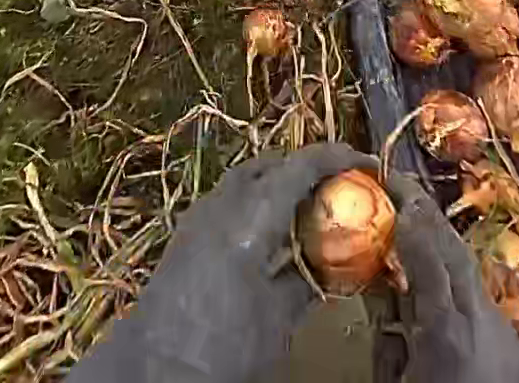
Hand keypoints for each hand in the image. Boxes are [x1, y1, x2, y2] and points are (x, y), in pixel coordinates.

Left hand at [66, 143, 372, 382]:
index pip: (299, 167)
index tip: (366, 161)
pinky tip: (275, 227)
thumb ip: (306, 282)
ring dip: (283, 180)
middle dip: (308, 164)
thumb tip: (335, 262)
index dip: (335, 157)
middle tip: (341, 180)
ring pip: (250, 177)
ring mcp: (203, 211)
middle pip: (272, 164)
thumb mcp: (276, 321)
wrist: (152, 367)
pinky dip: (260, 200)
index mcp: (250, 219)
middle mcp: (224, 202)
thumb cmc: (223, 347)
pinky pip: (233, 197)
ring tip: (313, 199)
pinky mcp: (190, 227)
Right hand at [385, 171, 518, 382]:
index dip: (413, 224)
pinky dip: (458, 276)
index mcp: (448, 336)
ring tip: (417, 214)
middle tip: (401, 187)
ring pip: (473, 274)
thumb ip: (387, 326)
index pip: (432, 261)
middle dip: (430, 218)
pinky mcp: (517, 354)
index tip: (392, 197)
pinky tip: (440, 267)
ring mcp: (508, 340)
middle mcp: (486, 329)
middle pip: (458, 257)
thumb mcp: (389, 378)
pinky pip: (483, 299)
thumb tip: (379, 280)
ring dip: (444, 242)